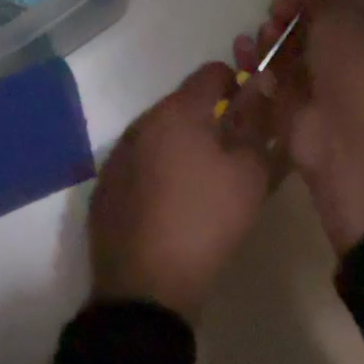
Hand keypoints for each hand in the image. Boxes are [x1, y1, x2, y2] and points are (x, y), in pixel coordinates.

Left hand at [87, 63, 270, 320]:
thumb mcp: (250, 172)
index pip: (212, 73)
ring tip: (204, 182)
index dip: (238, 84)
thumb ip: (257, 123)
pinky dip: (159, 172)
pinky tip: (173, 206)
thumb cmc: (206, 221)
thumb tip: (259, 88)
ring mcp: (117, 158)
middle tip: (235, 152)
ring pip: (160, 135)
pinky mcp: (104, 191)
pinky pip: (140, 165)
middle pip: (184, 104)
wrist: (145, 291)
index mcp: (177, 112)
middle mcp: (140, 125)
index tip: (253, 112)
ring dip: (183, 145)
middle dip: (211, 118)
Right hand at [233, 0, 363, 251]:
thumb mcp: (344, 16)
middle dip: (291, 11)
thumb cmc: (355, 66)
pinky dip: (256, 64)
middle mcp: (345, 55)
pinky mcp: (291, 109)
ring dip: (272, 36)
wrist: (351, 138)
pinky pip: (270, 79)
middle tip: (276, 7)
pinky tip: (243, 53)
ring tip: (263, 33)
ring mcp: (318, 84)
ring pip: (288, 51)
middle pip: (312, 24)